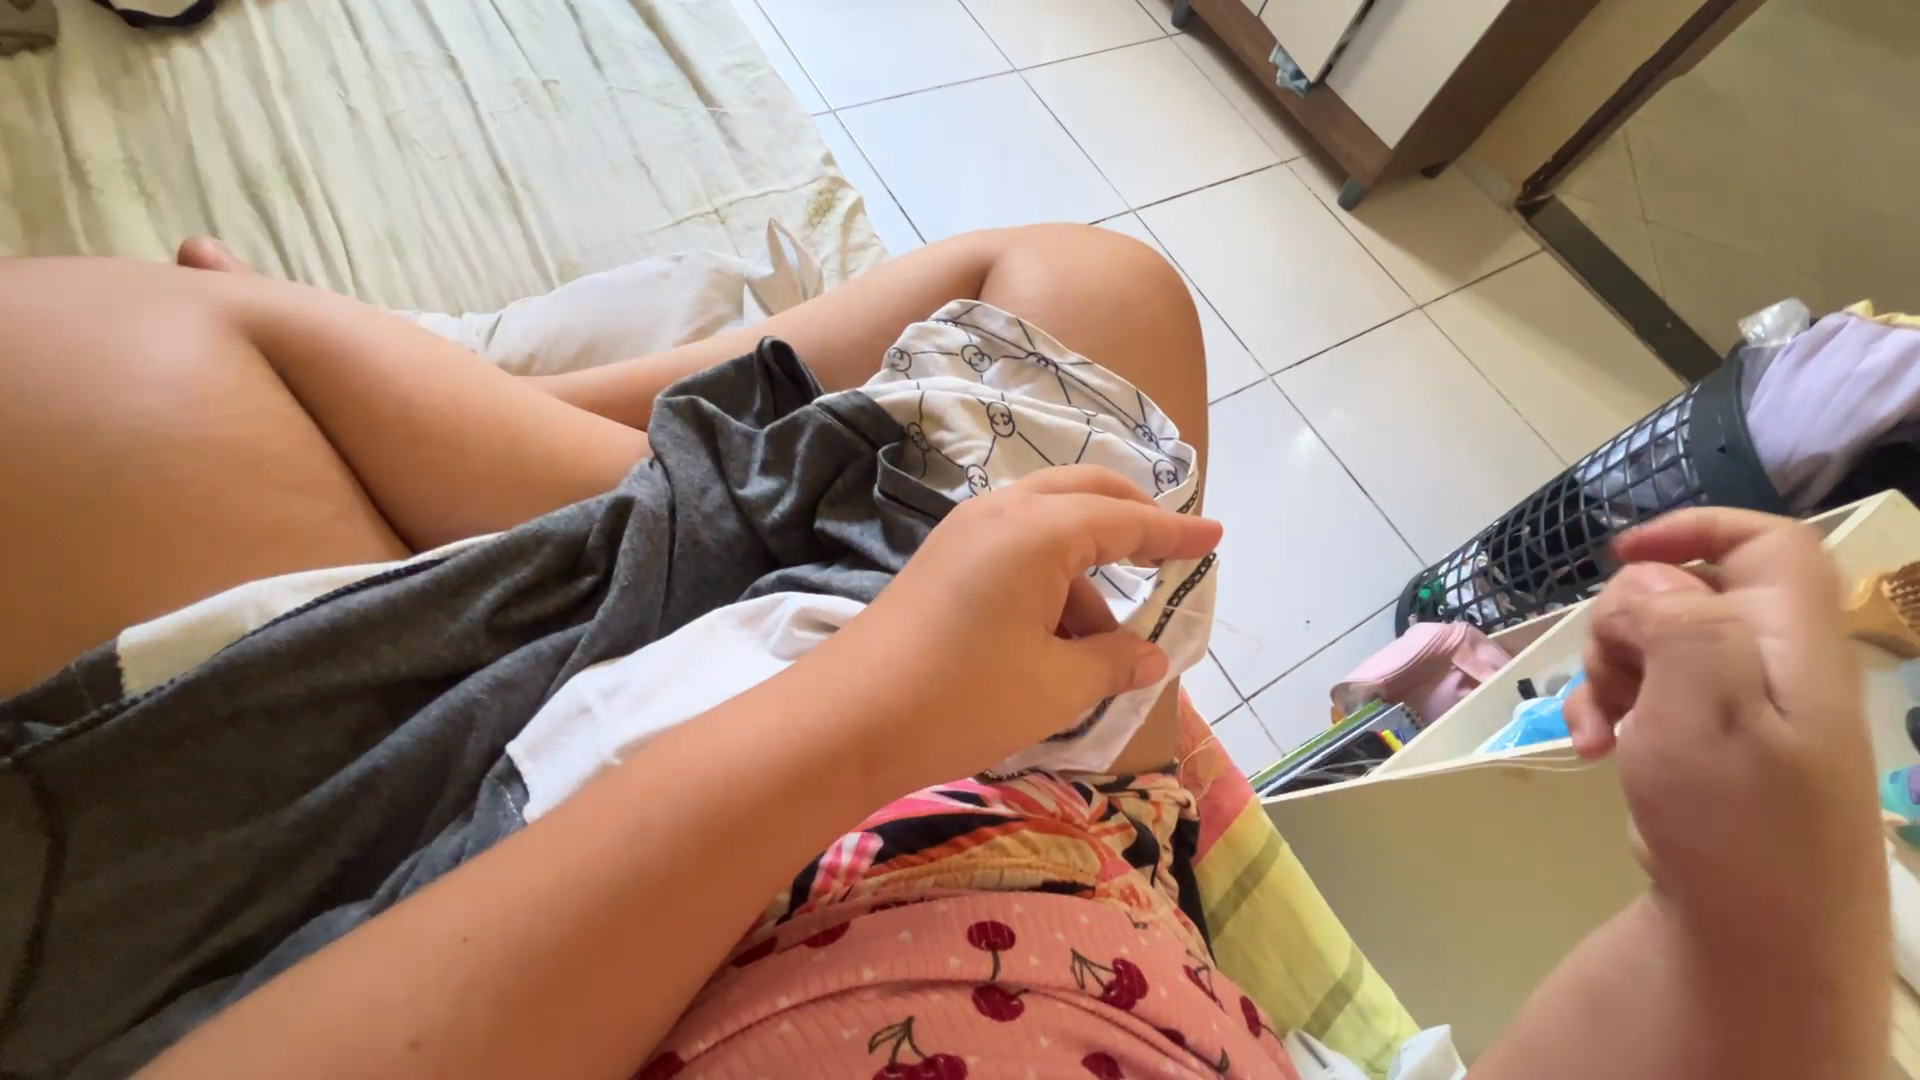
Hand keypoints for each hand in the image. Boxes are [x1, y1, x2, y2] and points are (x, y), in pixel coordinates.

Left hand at [799, 465, 1220, 790]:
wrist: (849, 719)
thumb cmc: (963, 697)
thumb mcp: (1056, 685)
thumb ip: (1114, 662)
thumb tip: (1152, 656)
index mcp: (1038, 530)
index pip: (1125, 520)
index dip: (1174, 532)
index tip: (1214, 535)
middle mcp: (1001, 513)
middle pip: (1083, 494)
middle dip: (1130, 519)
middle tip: (1166, 553)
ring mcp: (965, 533)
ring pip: (1047, 526)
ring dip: (1084, 569)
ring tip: (1102, 644)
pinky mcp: (943, 560)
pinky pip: (1014, 549)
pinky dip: (1047, 579)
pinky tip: (1054, 637)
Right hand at [1564, 509, 1884, 951]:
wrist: (1754, 929)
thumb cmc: (1735, 820)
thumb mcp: (1702, 717)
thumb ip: (1682, 630)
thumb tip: (1655, 580)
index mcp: (1786, 646)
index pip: (1769, 544)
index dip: (1693, 530)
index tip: (1619, 557)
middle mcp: (1766, 664)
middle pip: (1680, 594)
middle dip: (1621, 624)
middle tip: (1612, 675)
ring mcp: (1734, 702)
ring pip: (1648, 641)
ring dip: (1602, 672)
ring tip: (1599, 724)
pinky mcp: (1701, 735)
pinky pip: (1639, 690)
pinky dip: (1602, 708)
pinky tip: (1589, 747)